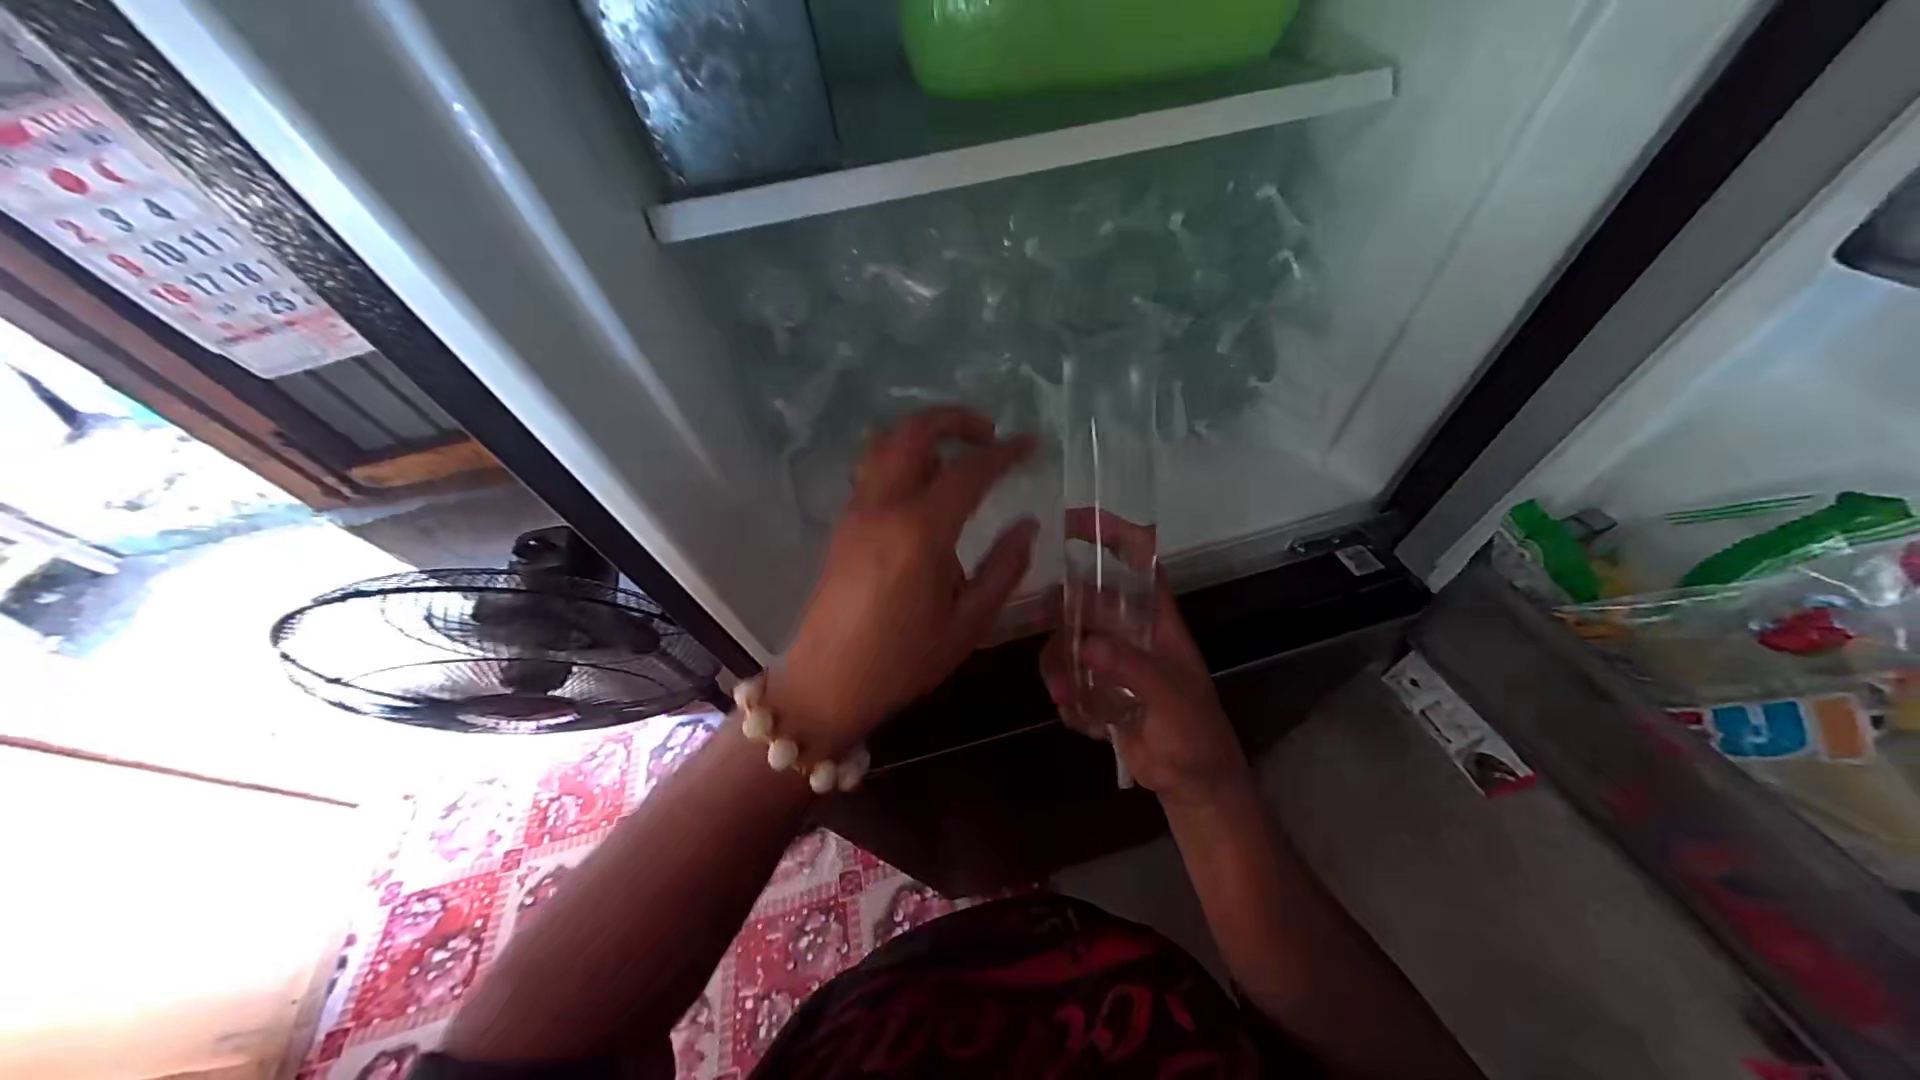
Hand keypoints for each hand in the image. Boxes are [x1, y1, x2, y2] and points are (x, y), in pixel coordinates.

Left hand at [770, 406, 1037, 753]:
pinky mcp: (843, 526)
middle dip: (954, 419)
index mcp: (921, 530)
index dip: (1005, 451)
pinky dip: (901, 458)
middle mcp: (883, 507)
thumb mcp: (970, 623)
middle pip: (913, 432)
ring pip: (886, 445)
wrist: (828, 683)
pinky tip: (924, 488)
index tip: (1031, 443)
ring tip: (957, 455)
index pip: (969, 470)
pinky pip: (872, 470)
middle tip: (988, 433)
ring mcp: (856, 512)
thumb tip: (1027, 525)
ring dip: (923, 435)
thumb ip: (1004, 568)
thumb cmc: (905, 660)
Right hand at [1041, 510, 1251, 806]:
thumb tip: (1086, 643)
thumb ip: (1132, 669)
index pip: (1139, 561)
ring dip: (1059, 667)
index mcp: (1157, 620)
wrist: (1194, 783)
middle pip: (1085, 599)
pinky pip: (1066, 677)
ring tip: (1067, 698)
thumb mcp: (1172, 700)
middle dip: (1063, 616)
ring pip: (1067, 641)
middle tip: (1053, 636)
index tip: (1071, 522)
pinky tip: (1083, 721)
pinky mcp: (1097, 689)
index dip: (1111, 533)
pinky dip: (1066, 697)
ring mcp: (1111, 661)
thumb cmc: (1195, 735)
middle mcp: (1130, 632)